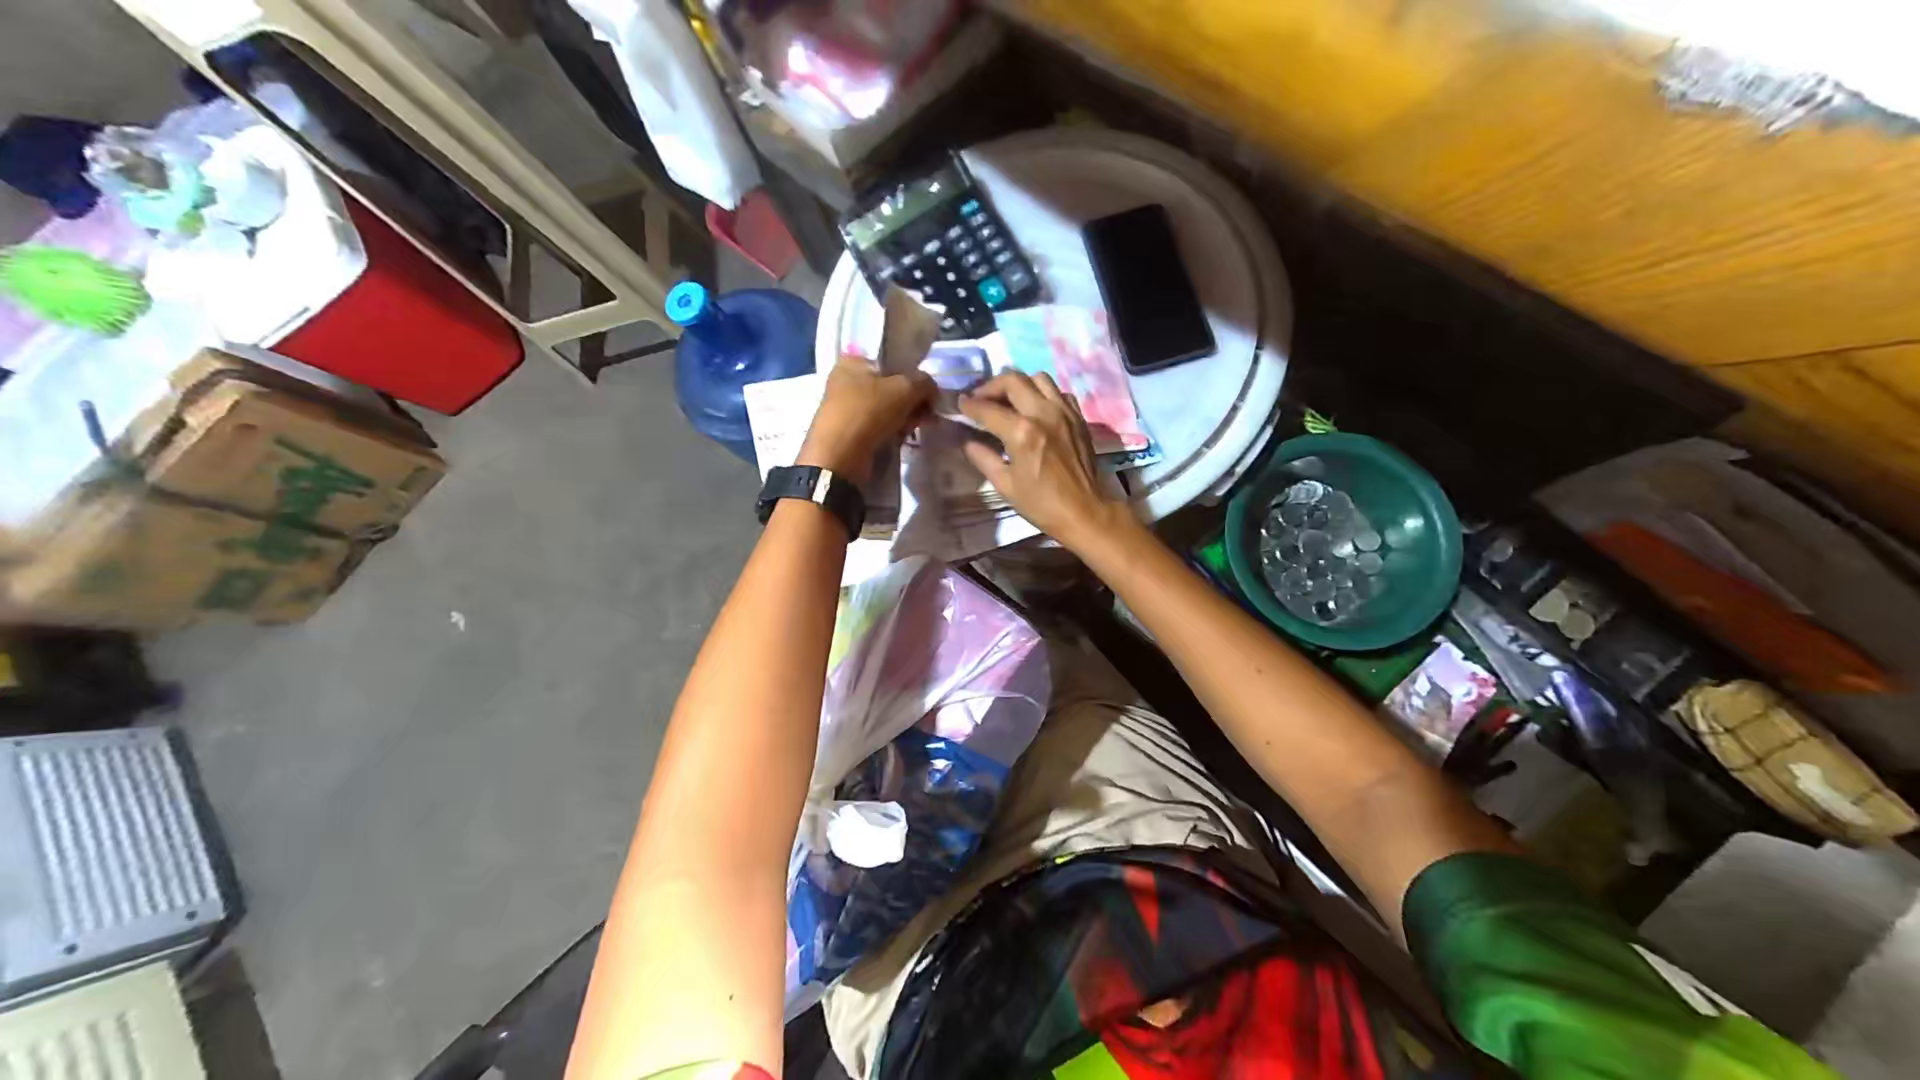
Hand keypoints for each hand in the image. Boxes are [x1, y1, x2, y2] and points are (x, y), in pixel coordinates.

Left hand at [798, 354, 933, 482]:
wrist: (840, 457)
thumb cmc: (869, 411)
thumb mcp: (905, 388)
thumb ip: (925, 382)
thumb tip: (931, 389)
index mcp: (853, 362)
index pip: (892, 363)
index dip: (914, 377)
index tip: (929, 394)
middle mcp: (846, 381)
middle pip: (890, 387)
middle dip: (912, 401)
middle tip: (926, 415)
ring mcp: (845, 408)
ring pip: (886, 409)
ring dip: (904, 418)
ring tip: (914, 428)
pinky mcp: (848, 431)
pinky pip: (877, 427)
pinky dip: (891, 431)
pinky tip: (901, 438)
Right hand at [959, 372, 1131, 550]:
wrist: (1083, 511)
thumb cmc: (1041, 503)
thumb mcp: (1005, 484)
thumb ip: (983, 458)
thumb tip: (968, 442)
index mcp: (1022, 432)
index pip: (988, 409)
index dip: (969, 405)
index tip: (960, 404)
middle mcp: (1043, 413)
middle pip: (1013, 380)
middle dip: (991, 386)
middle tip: (982, 399)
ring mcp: (1064, 411)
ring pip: (1038, 378)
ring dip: (1019, 384)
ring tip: (1009, 400)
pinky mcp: (1078, 416)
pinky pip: (1058, 392)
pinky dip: (1043, 393)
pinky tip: (1035, 409)